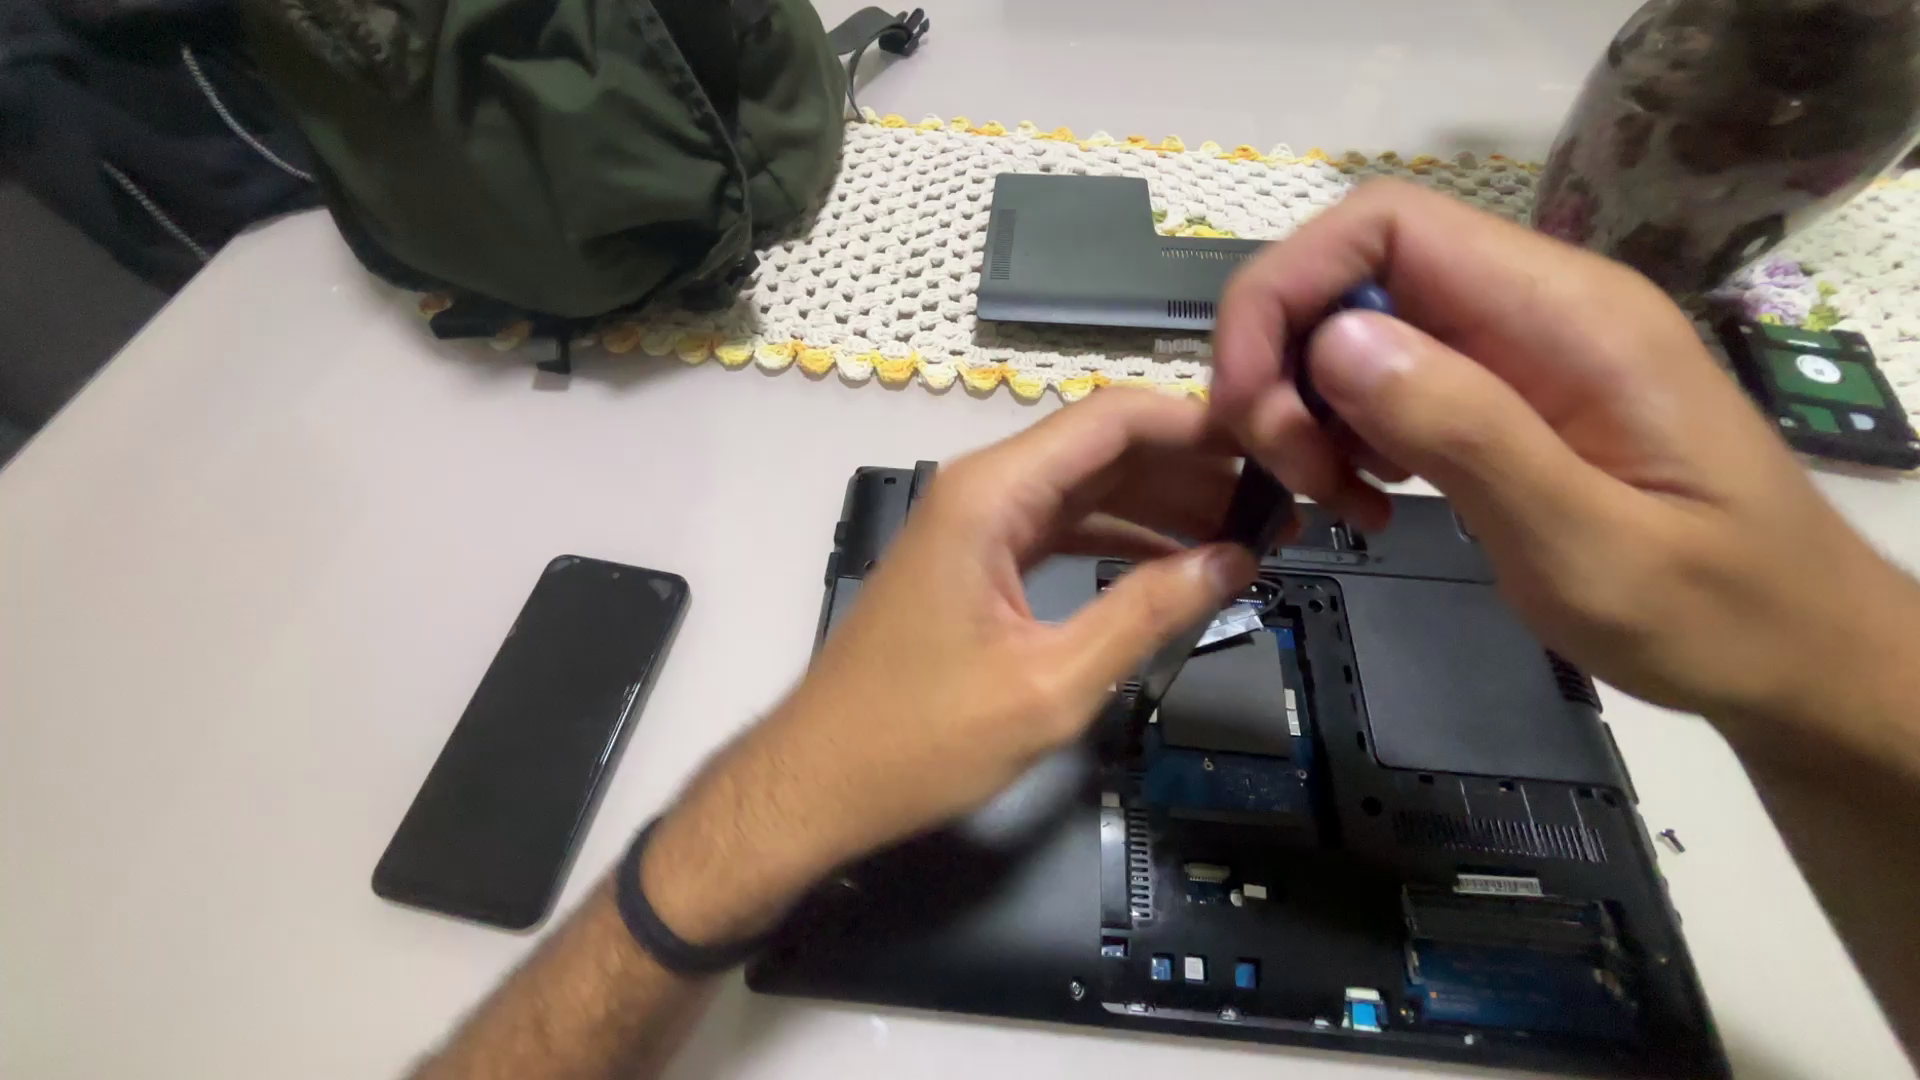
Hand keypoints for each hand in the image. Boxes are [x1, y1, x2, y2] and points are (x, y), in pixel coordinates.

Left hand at [644, 390, 1256, 943]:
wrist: (820, 778)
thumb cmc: (921, 739)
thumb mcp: (1051, 684)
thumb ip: (1145, 613)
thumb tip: (1233, 562)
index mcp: (990, 495)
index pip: (1110, 419)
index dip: (1196, 425)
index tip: (1270, 449)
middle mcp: (980, 489)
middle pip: (1101, 448)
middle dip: (1190, 469)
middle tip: (1275, 504)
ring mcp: (974, 523)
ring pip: (1083, 488)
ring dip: (1159, 504)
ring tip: (1243, 534)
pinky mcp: (974, 559)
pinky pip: (1058, 527)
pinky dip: (1115, 537)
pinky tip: (1171, 561)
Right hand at [1210, 179, 1919, 729]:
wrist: (1785, 650)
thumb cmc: (1709, 611)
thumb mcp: (1585, 541)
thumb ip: (1467, 431)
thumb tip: (1335, 341)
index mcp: (1562, 313)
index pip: (1382, 227)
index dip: (1285, 291)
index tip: (1246, 400)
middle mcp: (1523, 308)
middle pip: (1344, 280)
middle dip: (1279, 371)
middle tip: (1294, 472)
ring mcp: (1500, 351)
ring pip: (1341, 336)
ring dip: (1301, 413)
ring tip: (1336, 497)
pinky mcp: (1481, 394)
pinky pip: (1367, 386)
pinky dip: (1333, 440)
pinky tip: (1362, 498)